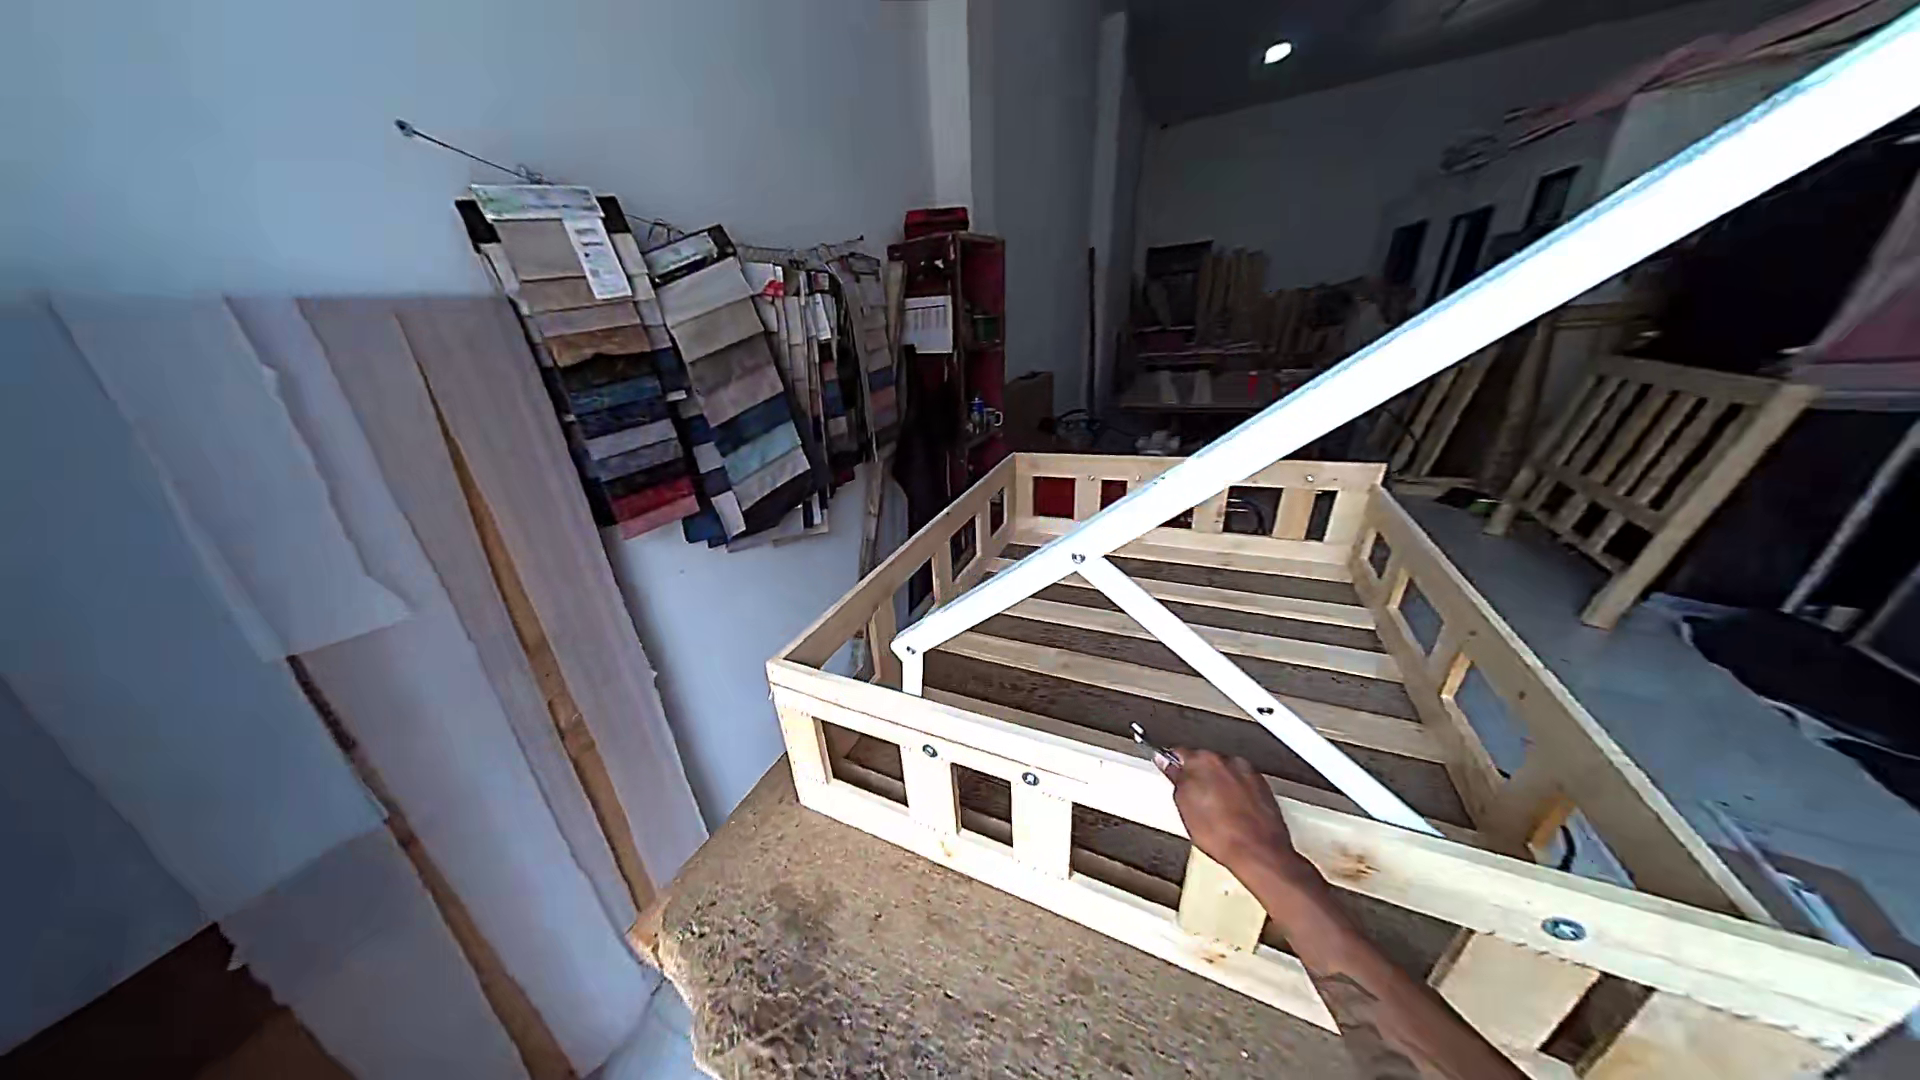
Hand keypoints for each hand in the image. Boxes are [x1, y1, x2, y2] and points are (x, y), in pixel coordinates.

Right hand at [1159, 749, 1317, 886]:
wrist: (1260, 853)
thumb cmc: (1224, 834)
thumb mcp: (1184, 808)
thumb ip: (1176, 779)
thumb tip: (1169, 766)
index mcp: (1203, 760)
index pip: (1179, 753)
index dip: (1172, 765)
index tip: (1171, 773)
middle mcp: (1227, 761)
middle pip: (1204, 762)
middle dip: (1198, 776)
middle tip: (1194, 800)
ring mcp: (1247, 773)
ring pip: (1224, 773)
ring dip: (1219, 784)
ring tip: (1216, 811)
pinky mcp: (1263, 787)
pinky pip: (1242, 784)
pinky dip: (1236, 793)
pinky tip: (1233, 814)